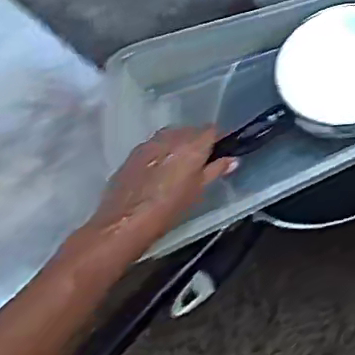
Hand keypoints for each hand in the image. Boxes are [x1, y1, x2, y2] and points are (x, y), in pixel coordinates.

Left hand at [64, 127, 236, 270]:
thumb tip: (233, 160)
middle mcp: (172, 137)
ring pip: (170, 136)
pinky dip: (158, 154)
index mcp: (193, 145)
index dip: (216, 140)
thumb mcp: (198, 191)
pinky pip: (152, 147)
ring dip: (176, 145)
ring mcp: (149, 144)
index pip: (212, 129)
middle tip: (196, 162)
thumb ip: (216, 170)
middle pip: (190, 130)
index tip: (216, 153)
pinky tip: (155, 173)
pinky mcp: (132, 155)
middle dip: (195, 142)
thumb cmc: (168, 208)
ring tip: (174, 166)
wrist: (122, 225)